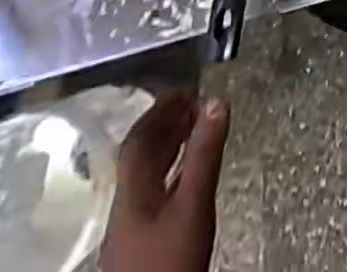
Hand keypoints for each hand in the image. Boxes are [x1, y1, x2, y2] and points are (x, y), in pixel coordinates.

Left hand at [101, 93, 230, 271]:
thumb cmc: (171, 260)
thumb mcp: (194, 203)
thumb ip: (205, 153)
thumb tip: (218, 101)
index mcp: (133, 192)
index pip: (139, 141)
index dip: (159, 112)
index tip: (186, 91)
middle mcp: (128, 204)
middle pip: (141, 157)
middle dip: (166, 125)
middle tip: (194, 103)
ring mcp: (133, 226)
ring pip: (148, 175)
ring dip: (170, 147)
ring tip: (196, 127)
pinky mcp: (144, 241)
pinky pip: (156, 191)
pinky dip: (174, 170)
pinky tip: (190, 173)